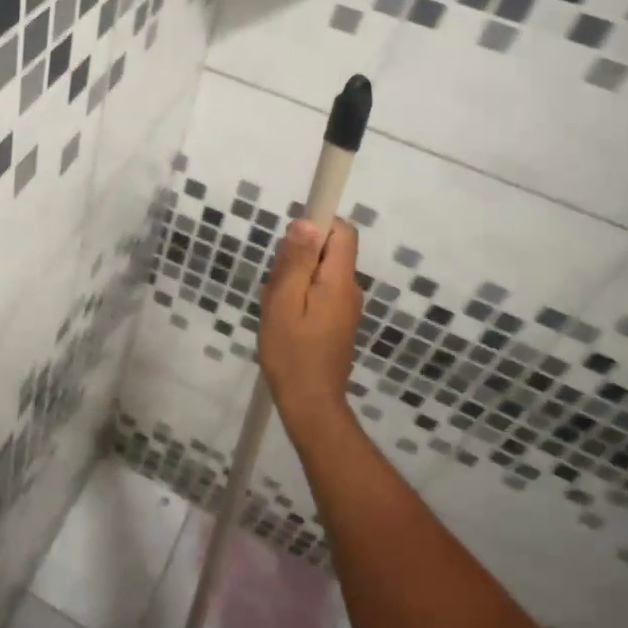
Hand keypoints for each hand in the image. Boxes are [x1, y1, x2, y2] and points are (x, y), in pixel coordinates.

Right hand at [259, 218, 361, 424]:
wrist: (310, 404)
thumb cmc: (291, 352)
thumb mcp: (283, 302)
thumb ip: (297, 262)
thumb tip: (307, 222)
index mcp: (340, 280)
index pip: (342, 230)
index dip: (318, 223)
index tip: (290, 243)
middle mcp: (350, 289)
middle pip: (330, 250)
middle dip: (300, 255)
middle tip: (276, 285)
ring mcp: (346, 307)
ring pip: (321, 271)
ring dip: (296, 278)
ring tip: (277, 306)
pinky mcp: (338, 321)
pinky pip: (320, 291)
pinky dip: (301, 296)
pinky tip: (284, 320)